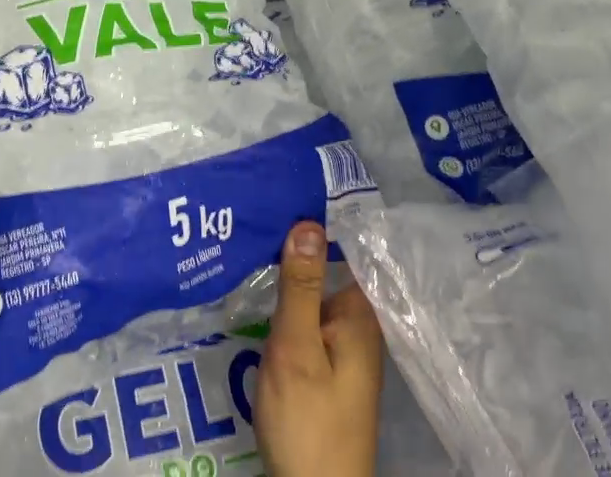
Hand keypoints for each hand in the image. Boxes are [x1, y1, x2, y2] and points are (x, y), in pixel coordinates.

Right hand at [256, 222, 384, 476]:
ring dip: (289, 275)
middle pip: (328, 271)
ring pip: (315, 296)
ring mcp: (344, 350)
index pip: (347, 250)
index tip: (286, 191)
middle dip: (298, 246)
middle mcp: (359, 327)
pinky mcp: (327, 369)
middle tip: (255, 211)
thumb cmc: (308, 419)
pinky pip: (309, 319)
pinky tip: (261, 293)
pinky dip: (288, 303)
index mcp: (361, 316)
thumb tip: (309, 221)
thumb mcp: (296, 347)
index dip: (320, 220)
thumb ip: (300, 287)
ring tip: (249, 240)